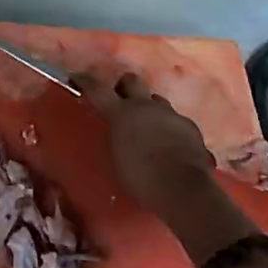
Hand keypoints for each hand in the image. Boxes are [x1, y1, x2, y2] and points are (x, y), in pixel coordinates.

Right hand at [76, 71, 258, 263]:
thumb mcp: (118, 158)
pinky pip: (175, 121)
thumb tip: (119, 134)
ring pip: (156, 101)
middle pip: (132, 81)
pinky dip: (169, 128)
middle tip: (120, 100)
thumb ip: (117, 138)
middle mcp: (146, 107)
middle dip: (124, 87)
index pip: (98, 89)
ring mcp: (171, 114)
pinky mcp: (190, 127)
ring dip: (149, 110)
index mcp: (122, 113)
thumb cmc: (141, 179)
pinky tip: (170, 145)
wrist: (183, 188)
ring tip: (148, 127)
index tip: (77, 78)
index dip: (86, 82)